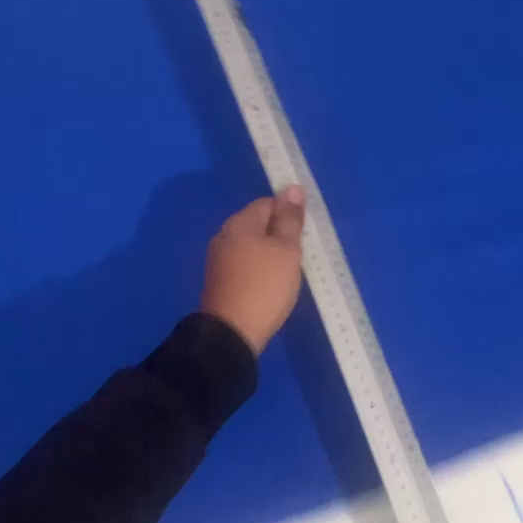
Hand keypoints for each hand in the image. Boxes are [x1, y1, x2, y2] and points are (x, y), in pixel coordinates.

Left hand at [200, 186, 306, 353]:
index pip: (268, 203)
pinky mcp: (218, 281)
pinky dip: (258, 270)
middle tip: (298, 255)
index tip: (304, 236)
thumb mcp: (286, 251)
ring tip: (287, 272)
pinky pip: (244, 264)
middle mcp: (224, 235)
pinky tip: (269, 285)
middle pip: (258, 224)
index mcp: (240, 223)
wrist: (230, 334)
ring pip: (251, 245)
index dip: (289, 215)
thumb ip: (290, 219)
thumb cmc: (265, 286)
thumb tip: (292, 188)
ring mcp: (218, 259)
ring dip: (269, 253)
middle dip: (279, 235)